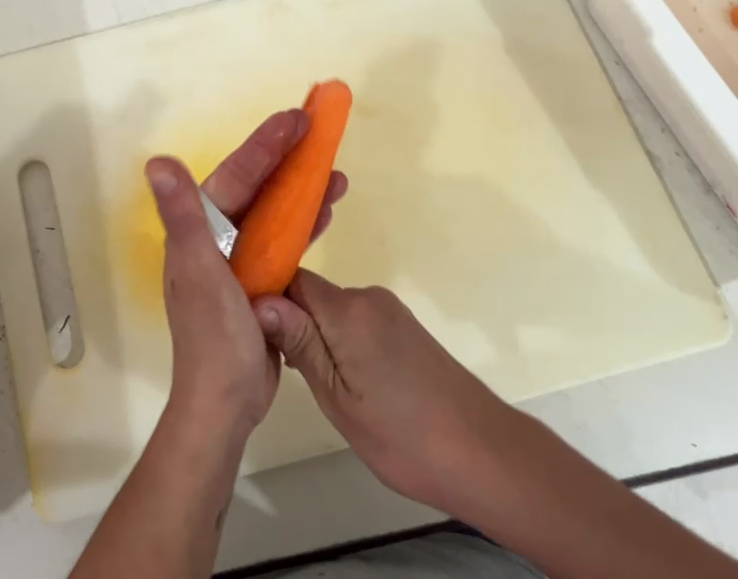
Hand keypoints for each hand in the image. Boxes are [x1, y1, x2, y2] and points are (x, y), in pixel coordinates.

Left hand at [146, 110, 347, 440]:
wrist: (226, 403)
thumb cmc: (213, 337)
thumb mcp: (200, 271)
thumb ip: (183, 216)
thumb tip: (157, 161)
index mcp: (197, 231)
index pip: (234, 176)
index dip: (265, 145)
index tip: (298, 118)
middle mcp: (213, 240)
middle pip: (254, 188)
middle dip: (286, 160)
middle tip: (322, 132)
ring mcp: (235, 261)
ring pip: (272, 213)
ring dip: (300, 191)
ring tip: (336, 174)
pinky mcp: (256, 282)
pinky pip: (281, 241)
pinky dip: (302, 224)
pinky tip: (325, 213)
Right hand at [255, 270, 519, 513]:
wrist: (485, 456)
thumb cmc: (403, 435)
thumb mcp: (338, 397)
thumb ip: (300, 344)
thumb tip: (258, 299)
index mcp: (349, 310)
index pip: (290, 281)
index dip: (267, 300)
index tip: (253, 335)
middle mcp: (369, 298)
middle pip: (311, 296)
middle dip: (292, 326)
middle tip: (288, 374)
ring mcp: (391, 312)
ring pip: (333, 312)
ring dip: (318, 339)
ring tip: (320, 386)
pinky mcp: (404, 329)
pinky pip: (356, 323)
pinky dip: (342, 344)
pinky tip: (350, 384)